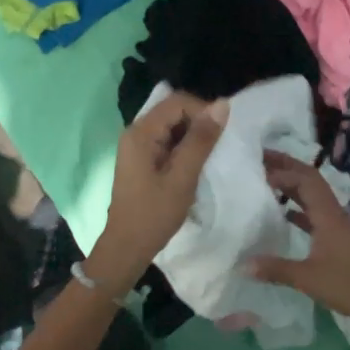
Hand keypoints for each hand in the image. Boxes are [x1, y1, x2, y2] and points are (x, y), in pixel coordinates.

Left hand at [86, 92, 228, 297]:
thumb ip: (201, 140)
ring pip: (172, 127)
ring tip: (209, 158)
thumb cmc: (154, 214)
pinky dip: (183, 148)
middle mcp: (135, 132)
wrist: (127, 246)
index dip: (203, 111)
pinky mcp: (141, 159)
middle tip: (219, 148)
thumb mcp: (183, 177)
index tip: (223, 134)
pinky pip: (166, 142)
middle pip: (173, 111)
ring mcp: (136, 146)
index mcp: (141, 132)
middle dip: (199, 123)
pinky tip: (194, 166)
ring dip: (193, 138)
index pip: (178, 102)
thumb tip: (222, 104)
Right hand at [248, 151, 349, 338]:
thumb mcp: (307, 278)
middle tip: (261, 158)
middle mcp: (334, 215)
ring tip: (267, 180)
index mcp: (329, 216)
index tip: (258, 170)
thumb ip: (275, 269)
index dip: (283, 171)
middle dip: (288, 167)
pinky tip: (284, 214)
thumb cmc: (347, 285)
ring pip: (314, 197)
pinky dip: (299, 209)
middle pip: (311, 181)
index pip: (306, 180)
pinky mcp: (339, 240)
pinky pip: (316, 215)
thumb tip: (242, 265)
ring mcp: (338, 227)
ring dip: (293, 186)